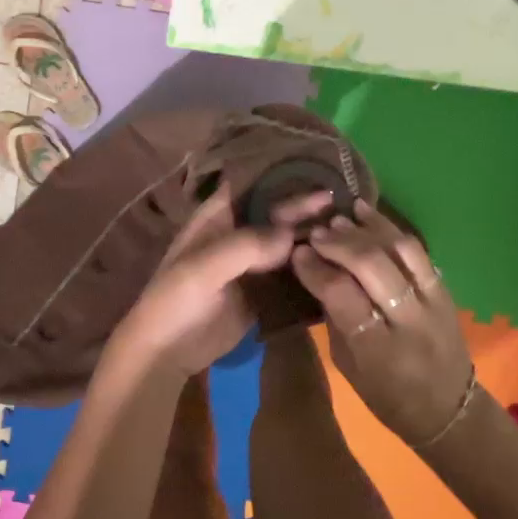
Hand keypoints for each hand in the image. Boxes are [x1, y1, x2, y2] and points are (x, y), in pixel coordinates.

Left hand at [109, 189, 332, 377]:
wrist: (167, 353)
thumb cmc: (175, 301)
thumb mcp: (203, 269)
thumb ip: (245, 246)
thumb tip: (290, 234)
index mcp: (216, 217)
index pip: (253, 185)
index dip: (281, 174)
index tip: (317, 165)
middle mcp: (237, 233)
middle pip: (276, 212)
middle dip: (305, 206)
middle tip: (345, 202)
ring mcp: (252, 263)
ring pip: (287, 241)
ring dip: (313, 235)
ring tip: (350, 227)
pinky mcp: (264, 291)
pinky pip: (291, 272)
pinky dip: (311, 266)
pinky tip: (340, 261)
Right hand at [291, 200, 476, 447]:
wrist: (449, 409)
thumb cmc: (387, 396)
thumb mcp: (348, 366)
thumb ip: (334, 318)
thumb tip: (315, 272)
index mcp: (378, 350)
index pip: (343, 295)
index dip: (316, 269)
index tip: (298, 253)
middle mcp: (409, 322)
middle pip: (372, 266)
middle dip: (339, 243)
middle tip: (316, 233)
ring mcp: (433, 302)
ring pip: (400, 251)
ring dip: (367, 229)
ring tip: (340, 218)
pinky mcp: (445, 290)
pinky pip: (418, 250)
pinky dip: (390, 229)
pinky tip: (367, 214)